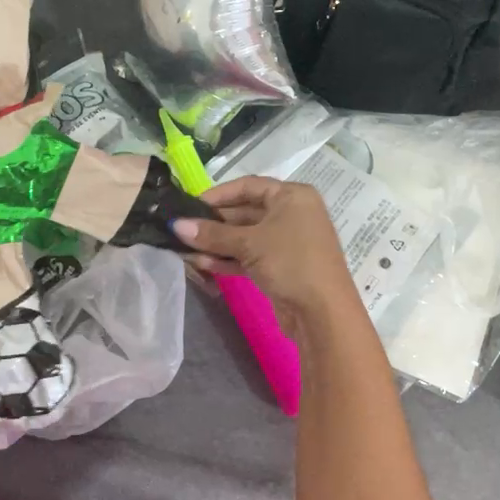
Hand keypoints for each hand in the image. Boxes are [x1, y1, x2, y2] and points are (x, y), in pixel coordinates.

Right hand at [171, 176, 357, 336]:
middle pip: (245, 212)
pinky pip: (250, 256)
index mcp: (292, 196)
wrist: (323, 313)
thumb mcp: (249, 243)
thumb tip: (176, 225)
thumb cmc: (291, 262)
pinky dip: (228, 259)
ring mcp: (287, 242)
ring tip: (185, 250)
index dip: (218, 195)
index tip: (189, 205)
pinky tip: (202, 263)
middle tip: (182, 230)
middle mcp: (291, 214)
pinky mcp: (281, 267)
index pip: (248, 186)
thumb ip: (212, 233)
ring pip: (245, 237)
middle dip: (213, 224)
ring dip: (217, 244)